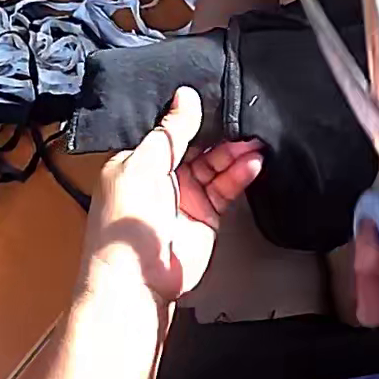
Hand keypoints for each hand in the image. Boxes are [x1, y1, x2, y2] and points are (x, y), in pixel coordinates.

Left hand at [81, 87, 264, 302]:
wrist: (140, 279)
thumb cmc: (124, 229)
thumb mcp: (143, 165)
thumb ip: (170, 132)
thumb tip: (186, 98)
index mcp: (138, 160)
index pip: (171, 130)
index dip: (194, 117)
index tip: (216, 102)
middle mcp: (162, 177)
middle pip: (198, 146)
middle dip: (221, 135)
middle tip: (243, 123)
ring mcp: (186, 197)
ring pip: (215, 166)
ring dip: (235, 154)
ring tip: (254, 144)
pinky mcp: (206, 216)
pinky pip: (226, 189)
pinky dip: (240, 176)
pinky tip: (252, 165)